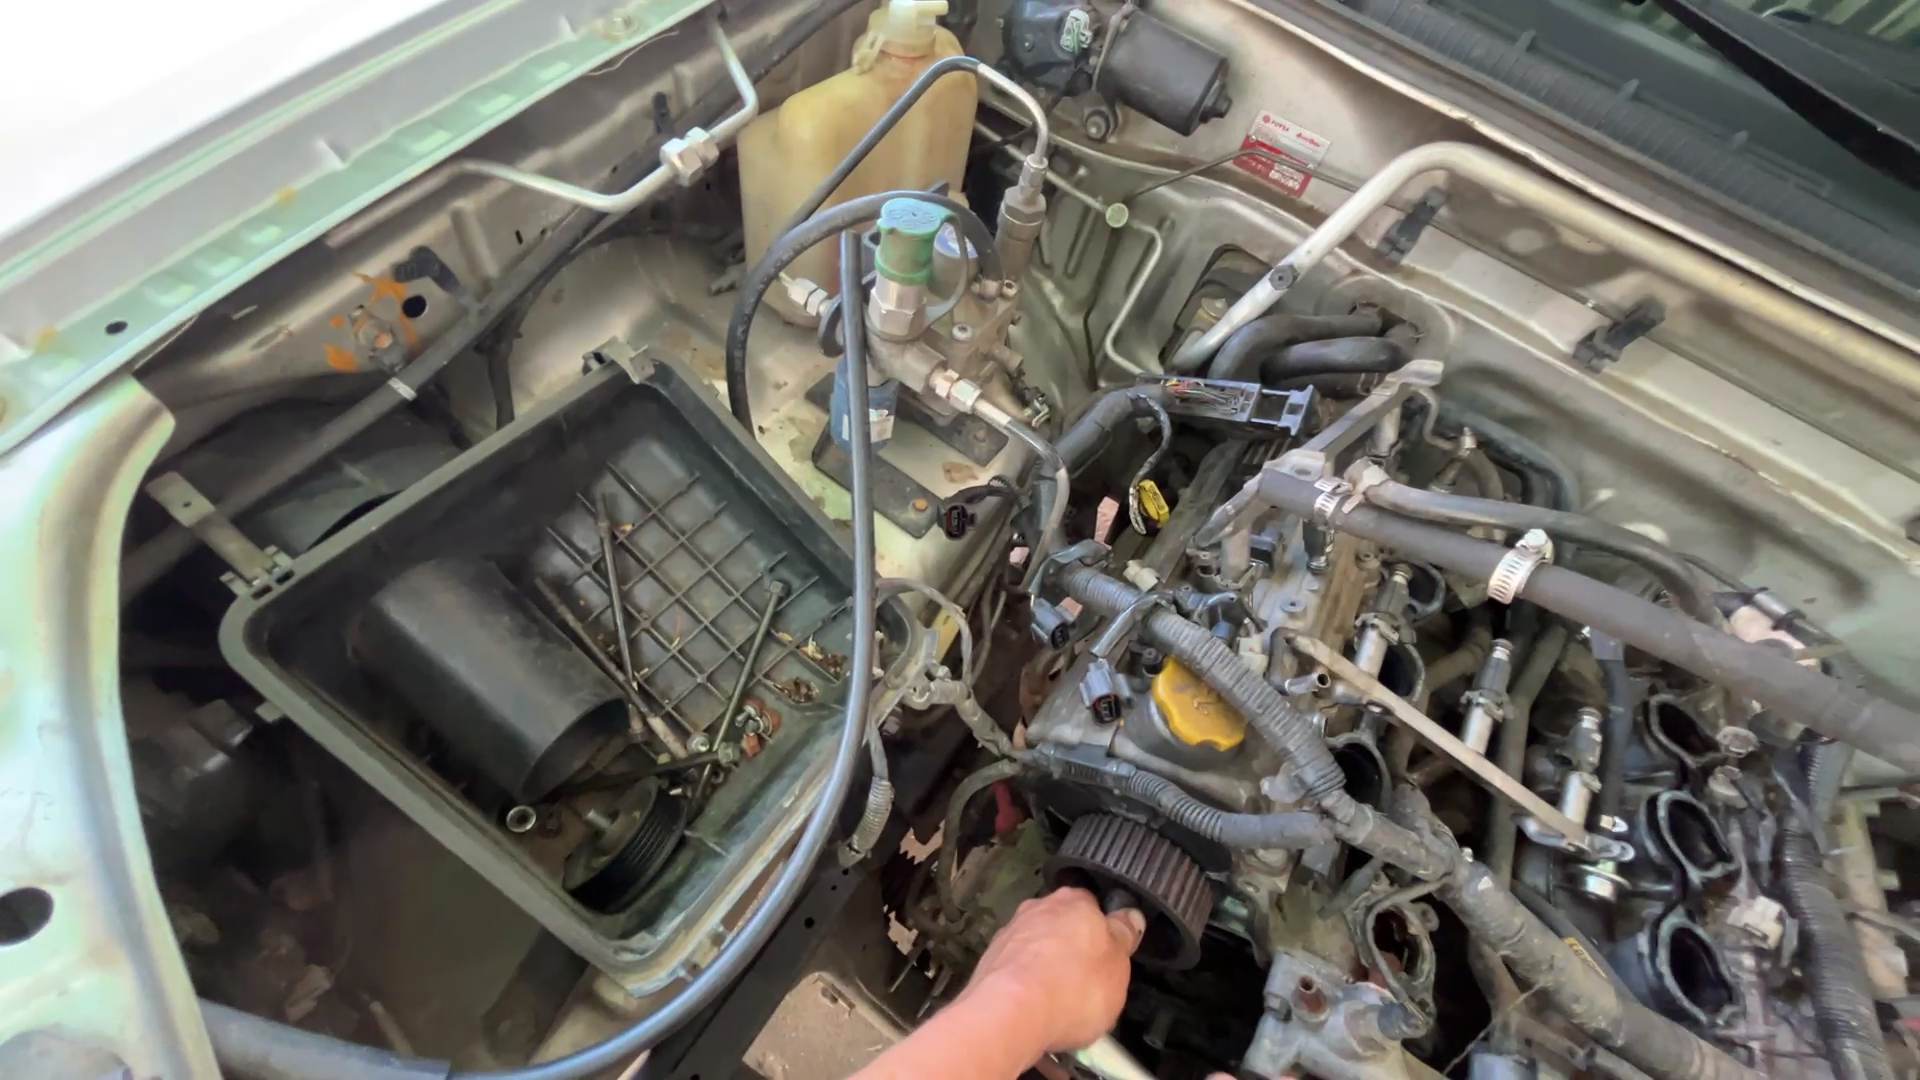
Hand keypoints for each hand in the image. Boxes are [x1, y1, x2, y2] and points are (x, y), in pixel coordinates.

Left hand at [955, 887, 1145, 1052]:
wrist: (1011, 1011)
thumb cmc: (1073, 986)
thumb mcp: (1118, 965)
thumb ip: (1123, 937)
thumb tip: (1131, 917)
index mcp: (1074, 900)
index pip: (1094, 906)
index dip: (1103, 932)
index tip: (1108, 957)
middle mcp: (1039, 907)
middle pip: (1062, 926)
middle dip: (1072, 951)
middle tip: (1086, 985)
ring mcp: (1012, 931)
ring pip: (1038, 948)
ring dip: (1048, 969)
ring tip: (1060, 1008)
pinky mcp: (991, 959)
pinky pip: (1018, 972)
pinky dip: (1027, 988)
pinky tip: (1037, 1015)